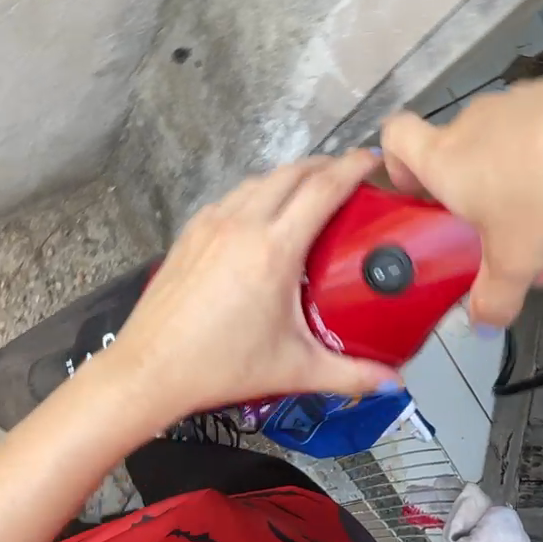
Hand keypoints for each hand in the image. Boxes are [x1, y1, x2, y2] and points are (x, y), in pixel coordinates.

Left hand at [105, 152, 401, 417]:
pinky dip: (256, 195)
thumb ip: (350, 374)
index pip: (324, 188)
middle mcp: (241, 224)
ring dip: (289, 178)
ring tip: (309, 195)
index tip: (373, 159)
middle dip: (325, 167)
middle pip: (293, 173)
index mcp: (273, 249)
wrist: (150, 369)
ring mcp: (210, 225)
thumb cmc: (219, 367)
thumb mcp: (294, 368)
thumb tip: (392, 382)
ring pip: (259, 181)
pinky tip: (262, 219)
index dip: (354, 167)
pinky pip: (231, 198)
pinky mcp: (189, 234)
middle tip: (349, 178)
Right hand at [380, 57, 542, 326]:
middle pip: (473, 176)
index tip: (423, 200)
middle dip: (499, 226)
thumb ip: (494, 297)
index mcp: (446, 159)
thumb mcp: (516, 262)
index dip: (399, 167)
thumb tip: (485, 321)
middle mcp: (478, 125)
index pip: (395, 138)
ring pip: (522, 172)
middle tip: (530, 264)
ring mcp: (527, 107)